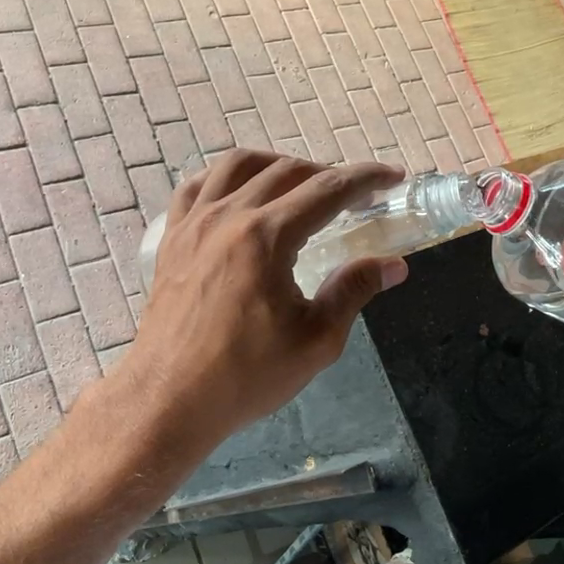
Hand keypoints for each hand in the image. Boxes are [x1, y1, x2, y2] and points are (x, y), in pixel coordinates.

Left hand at [128, 150, 408, 443]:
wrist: (169, 398)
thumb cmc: (246, 375)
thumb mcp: (316, 339)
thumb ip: (354, 291)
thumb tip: (394, 265)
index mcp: (266, 236)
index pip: (327, 191)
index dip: (366, 179)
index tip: (393, 177)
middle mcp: (228, 216)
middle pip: (286, 171)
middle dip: (329, 174)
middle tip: (356, 194)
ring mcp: (193, 223)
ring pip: (238, 165)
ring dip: (278, 164)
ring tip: (301, 182)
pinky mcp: (172, 239)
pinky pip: (197, 186)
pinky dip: (226, 177)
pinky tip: (239, 192)